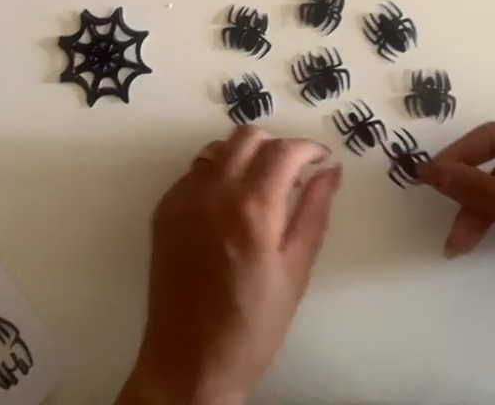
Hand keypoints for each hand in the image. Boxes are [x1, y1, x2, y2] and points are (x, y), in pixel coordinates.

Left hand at [117, 126, 341, 404]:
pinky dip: (217, 173)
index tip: (322, 157)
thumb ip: (313, 212)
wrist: (190, 358)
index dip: (308, 147)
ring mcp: (183, 196)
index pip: (283, 151)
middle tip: (293, 172)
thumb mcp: (295, 271)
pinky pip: (195, 171)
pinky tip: (230, 205)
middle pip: (247, 136)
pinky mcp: (165, 207)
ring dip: (244, 155)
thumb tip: (329, 171)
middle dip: (276, 145)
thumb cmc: (253, 324)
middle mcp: (213, 191)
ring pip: (218, 148)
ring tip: (263, 188)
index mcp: (252, 208)